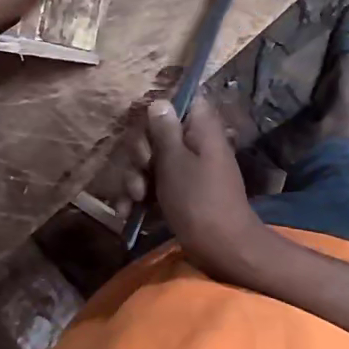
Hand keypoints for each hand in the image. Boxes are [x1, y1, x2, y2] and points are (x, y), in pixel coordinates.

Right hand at [144, 96, 280, 284]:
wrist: (221, 248)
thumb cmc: (198, 200)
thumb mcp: (174, 161)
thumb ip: (164, 130)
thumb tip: (160, 101)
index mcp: (201, 127)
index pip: (181, 101)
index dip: (158, 113)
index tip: (145, 133)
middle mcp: (195, 143)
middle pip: (157, 134)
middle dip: (139, 155)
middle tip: (142, 172)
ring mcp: (188, 169)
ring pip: (151, 161)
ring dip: (135, 179)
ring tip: (134, 201)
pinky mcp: (181, 192)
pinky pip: (155, 184)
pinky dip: (140, 197)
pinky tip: (127, 214)